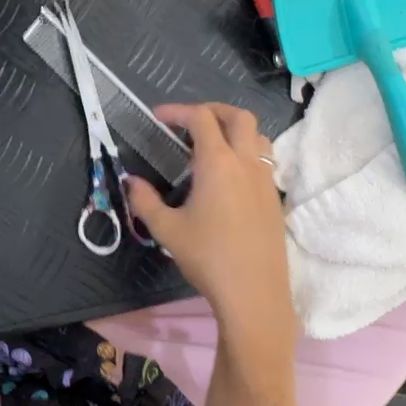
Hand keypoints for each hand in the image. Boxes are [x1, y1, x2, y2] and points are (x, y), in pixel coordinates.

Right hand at [125, 103, 294, 343]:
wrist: (254, 294)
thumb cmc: (208, 258)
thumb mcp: (167, 230)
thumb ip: (145, 201)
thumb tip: (131, 181)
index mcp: (218, 163)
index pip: (201, 119)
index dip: (178, 111)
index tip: (159, 117)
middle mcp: (246, 163)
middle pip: (238, 117)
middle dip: (213, 110)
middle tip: (189, 122)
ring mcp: (266, 180)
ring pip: (257, 136)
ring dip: (235, 130)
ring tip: (212, 145)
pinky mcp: (275, 199)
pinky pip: (264, 160)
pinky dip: (246, 153)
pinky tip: (229, 177)